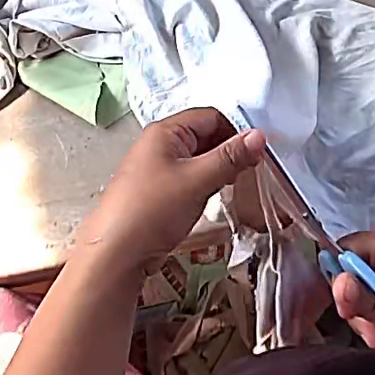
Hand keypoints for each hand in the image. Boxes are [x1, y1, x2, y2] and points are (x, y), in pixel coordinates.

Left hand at [76, 108, 265, 276]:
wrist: (115, 257)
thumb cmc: (151, 211)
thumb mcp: (198, 180)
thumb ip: (231, 157)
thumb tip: (259, 137)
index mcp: (166, 132)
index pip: (212, 116)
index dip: (237, 129)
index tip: (259, 148)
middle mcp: (161, 144)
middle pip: (206, 135)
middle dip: (230, 149)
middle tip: (252, 165)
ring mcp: (160, 168)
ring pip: (201, 157)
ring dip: (221, 167)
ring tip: (236, 180)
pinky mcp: (162, 190)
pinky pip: (192, 175)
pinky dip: (209, 181)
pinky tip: (217, 193)